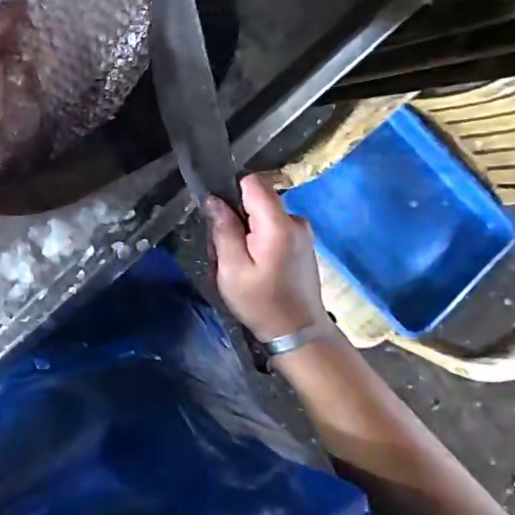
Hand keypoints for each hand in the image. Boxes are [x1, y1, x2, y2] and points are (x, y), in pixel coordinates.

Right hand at [206, 175, 327, 340]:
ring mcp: (301, 232)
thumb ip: (223, 229)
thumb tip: (213, 199)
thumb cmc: (260, 301)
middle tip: (224, 250)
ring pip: (260, 214)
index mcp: (278, 224)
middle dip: (234, 217)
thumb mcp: (232, 267)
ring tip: (237, 262)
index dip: (230, 192)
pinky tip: (252, 265)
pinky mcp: (301, 242)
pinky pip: (271, 227)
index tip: (218, 215)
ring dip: (243, 231)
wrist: (297, 332)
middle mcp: (294, 221)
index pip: (253, 183)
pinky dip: (257, 240)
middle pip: (255, 199)